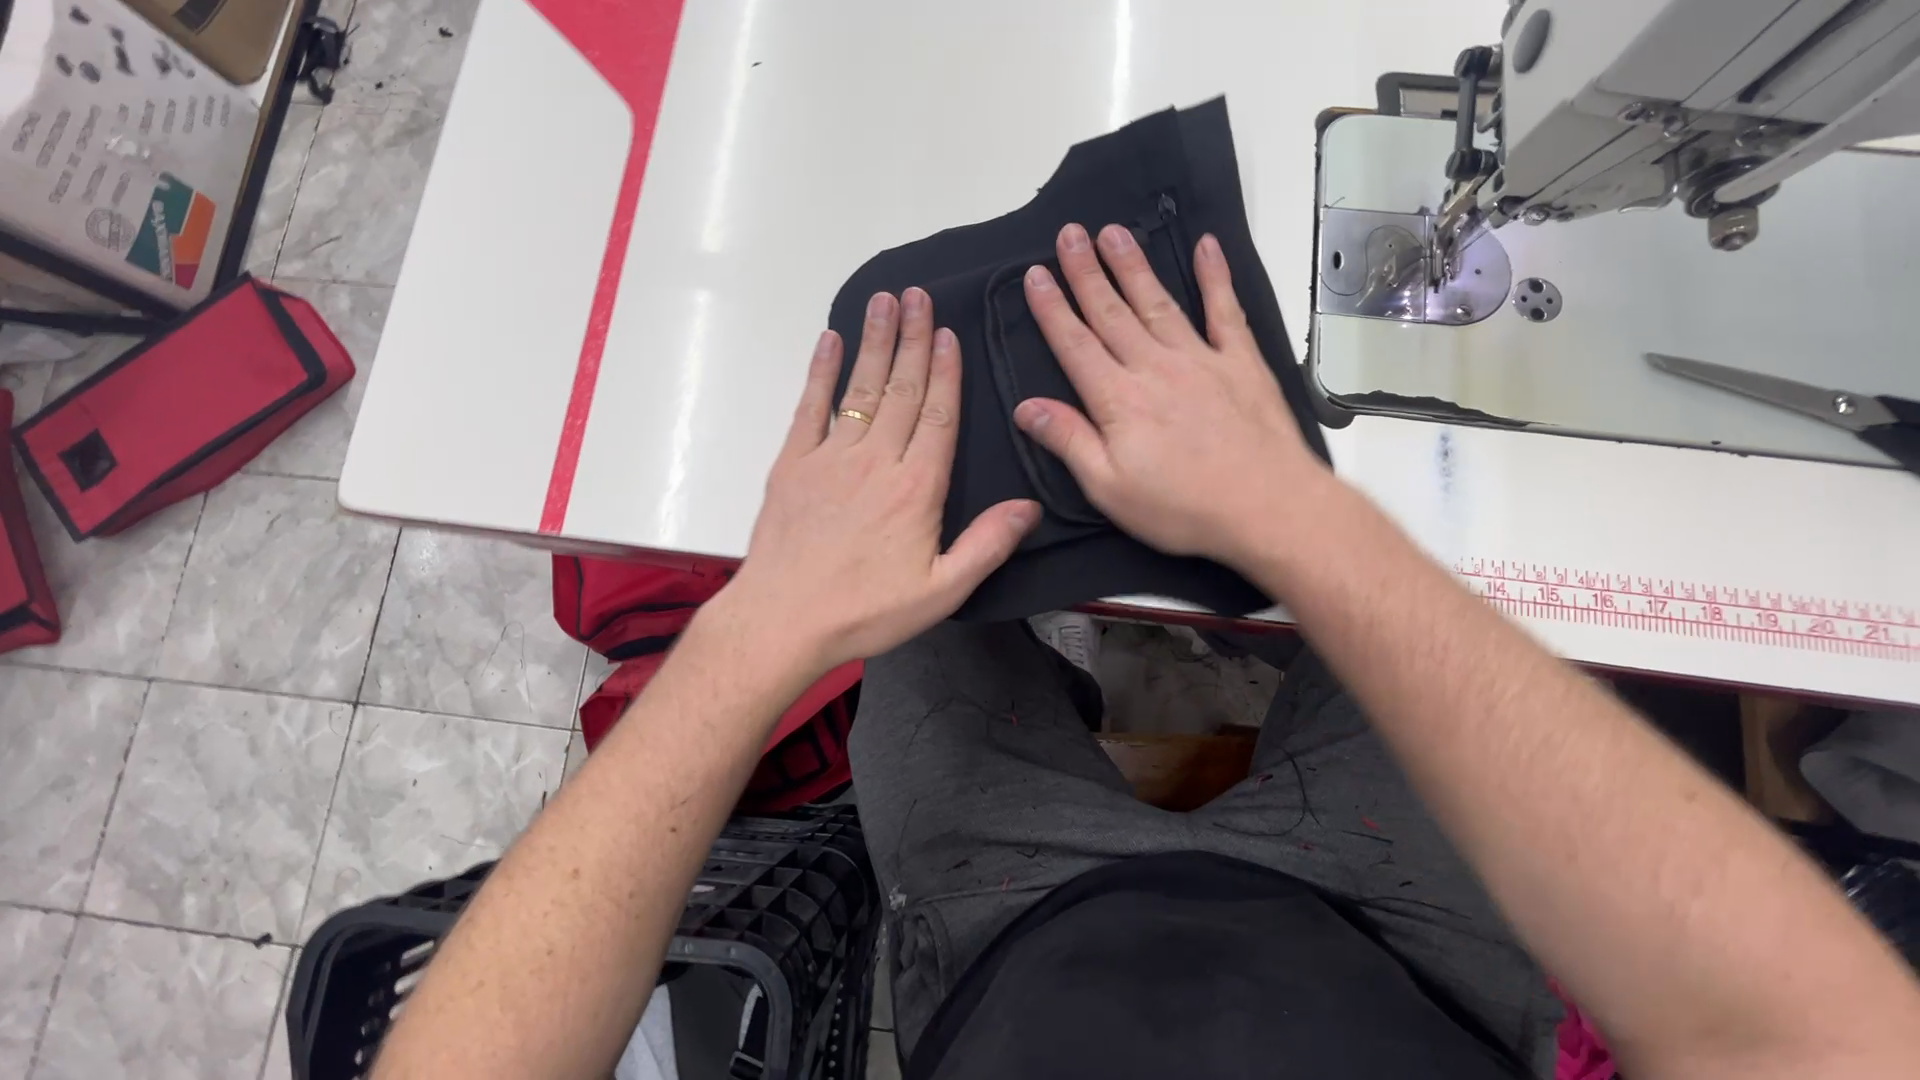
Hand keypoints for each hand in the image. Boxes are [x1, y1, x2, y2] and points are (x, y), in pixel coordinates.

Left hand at [722, 288, 1038, 672]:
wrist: (783, 621)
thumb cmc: (865, 612)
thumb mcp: (941, 591)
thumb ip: (988, 545)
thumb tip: (1030, 506)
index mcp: (917, 488)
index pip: (939, 415)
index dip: (946, 371)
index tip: (947, 331)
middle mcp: (876, 460)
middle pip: (902, 389)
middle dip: (913, 339)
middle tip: (918, 295)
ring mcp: (830, 457)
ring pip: (860, 388)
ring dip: (874, 342)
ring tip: (883, 300)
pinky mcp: (792, 464)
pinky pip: (809, 406)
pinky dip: (820, 371)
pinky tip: (829, 340)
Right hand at [1011, 223, 1331, 568]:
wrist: (1267, 507)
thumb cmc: (1183, 507)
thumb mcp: (1109, 488)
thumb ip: (1068, 441)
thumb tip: (1027, 408)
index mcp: (1118, 400)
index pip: (1075, 345)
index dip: (1052, 309)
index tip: (1036, 275)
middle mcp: (1155, 368)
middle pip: (1111, 312)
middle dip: (1086, 272)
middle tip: (1069, 235)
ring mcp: (1200, 359)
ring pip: (1157, 302)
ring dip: (1133, 266)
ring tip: (1113, 232)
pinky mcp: (1241, 363)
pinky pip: (1225, 310)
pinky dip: (1215, 276)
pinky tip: (1208, 247)